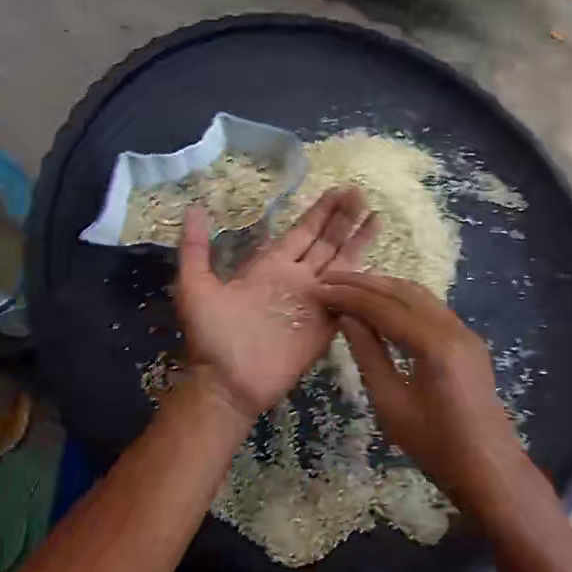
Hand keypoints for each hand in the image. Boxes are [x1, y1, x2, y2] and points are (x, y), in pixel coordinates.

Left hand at [174, 188, 377, 419]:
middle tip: (361, 192)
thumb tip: (193, 208)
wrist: (227, 382)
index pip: (301, 232)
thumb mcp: (194, 286)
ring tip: (376, 214)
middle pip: (325, 241)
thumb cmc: (211, 336)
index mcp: (269, 266)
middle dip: (342, 218)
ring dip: (357, 240)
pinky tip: (377, 262)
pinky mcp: (325, 326)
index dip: (319, 212)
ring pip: (341, 264)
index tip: (337, 190)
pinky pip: (348, 299)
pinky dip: (362, 282)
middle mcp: (295, 279)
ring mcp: (313, 302)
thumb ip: (195, 248)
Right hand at [313, 271, 523, 493]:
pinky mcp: (468, 340)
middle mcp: (453, 328)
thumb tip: (346, 317)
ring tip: (349, 286)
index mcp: (433, 345)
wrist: (487, 468)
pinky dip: (402, 300)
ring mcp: (465, 332)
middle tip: (328, 280)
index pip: (383, 307)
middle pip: (402, 292)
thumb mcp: (390, 402)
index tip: (319, 291)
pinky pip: (431, 308)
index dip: (348, 297)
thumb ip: (368, 354)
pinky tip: (381, 305)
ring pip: (419, 295)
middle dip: (363, 283)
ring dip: (383, 287)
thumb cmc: (434, 445)